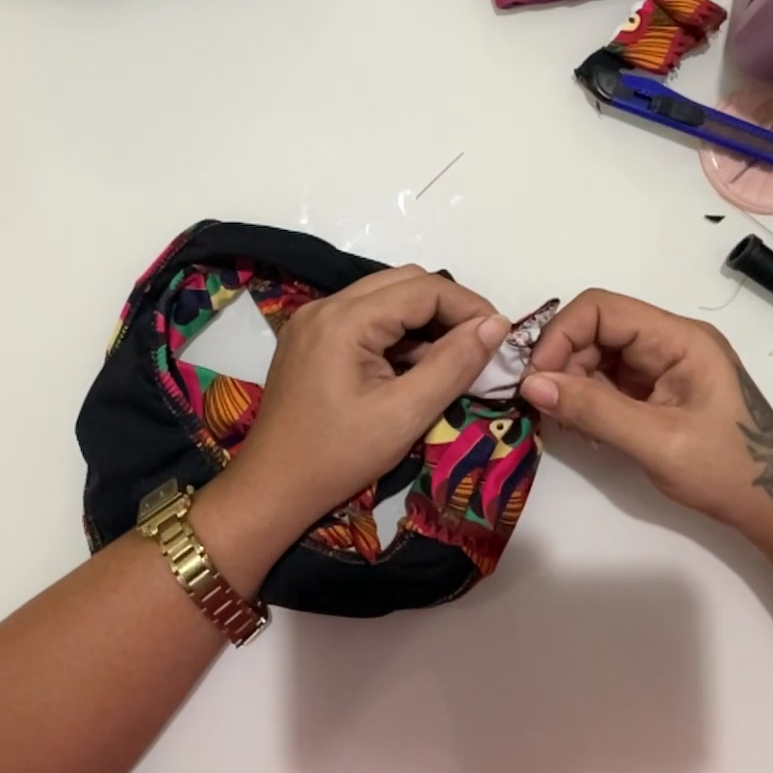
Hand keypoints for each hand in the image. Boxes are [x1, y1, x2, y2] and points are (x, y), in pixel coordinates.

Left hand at [234, 266, 509, 527]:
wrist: (272, 489)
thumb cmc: (338, 456)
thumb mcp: (405, 415)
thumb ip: (453, 365)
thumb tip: (495, 325)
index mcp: (344, 319)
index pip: (422, 288)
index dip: (468, 306)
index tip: (500, 338)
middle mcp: (324, 306)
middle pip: (402, 284)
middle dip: (447, 309)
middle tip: (480, 346)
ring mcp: (312, 321)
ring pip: (384, 299)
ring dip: (422, 321)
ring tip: (453, 359)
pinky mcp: (309, 339)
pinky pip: (363, 319)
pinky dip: (396, 334)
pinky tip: (414, 367)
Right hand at [518, 289, 772, 527]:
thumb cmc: (727, 472)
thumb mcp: (656, 442)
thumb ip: (592, 410)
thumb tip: (530, 384)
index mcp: (679, 339)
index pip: (601, 309)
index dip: (561, 335)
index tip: (538, 379)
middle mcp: (669, 342)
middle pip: (595, 330)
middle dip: (563, 364)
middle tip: (548, 407)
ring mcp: (663, 366)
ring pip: (596, 356)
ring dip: (572, 385)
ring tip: (570, 424)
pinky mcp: (656, 390)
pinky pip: (607, 381)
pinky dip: (587, 401)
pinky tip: (587, 431)